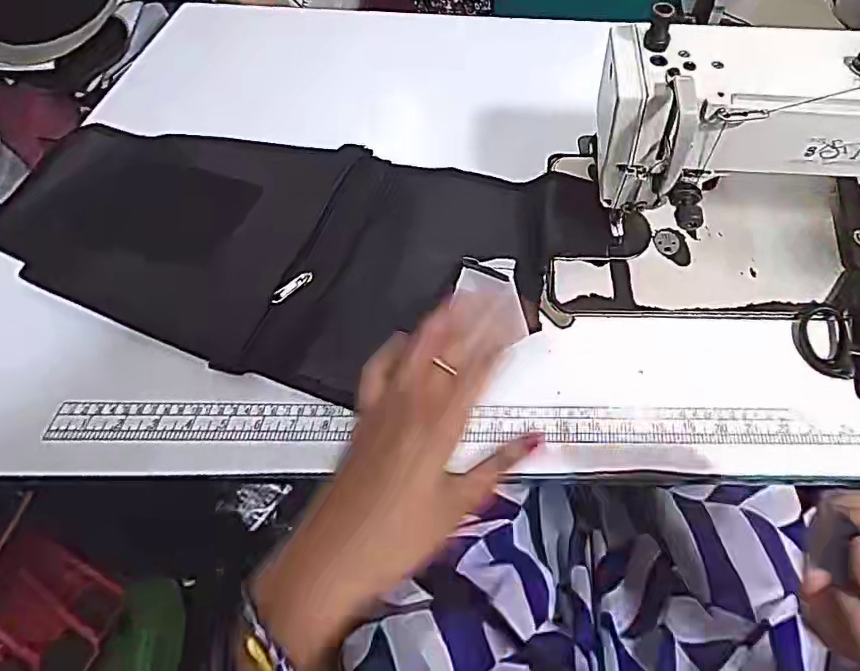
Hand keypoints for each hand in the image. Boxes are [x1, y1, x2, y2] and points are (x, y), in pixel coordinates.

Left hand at [249, 294, 538, 663]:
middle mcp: (412, 408)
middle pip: (450, 346)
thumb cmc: (389, 541)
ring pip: (416, 347)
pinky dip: (395, 346)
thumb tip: (532, 441)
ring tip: (460, 298)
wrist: (327, 561)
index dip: (503, 337)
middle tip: (499, 297)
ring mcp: (385, 407)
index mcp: (440, 427)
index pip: (480, 366)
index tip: (518, 320)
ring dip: (441, 318)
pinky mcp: (364, 416)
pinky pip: (379, 367)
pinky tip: (403, 337)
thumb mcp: (458, 507)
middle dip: (479, 315)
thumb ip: (499, 464)